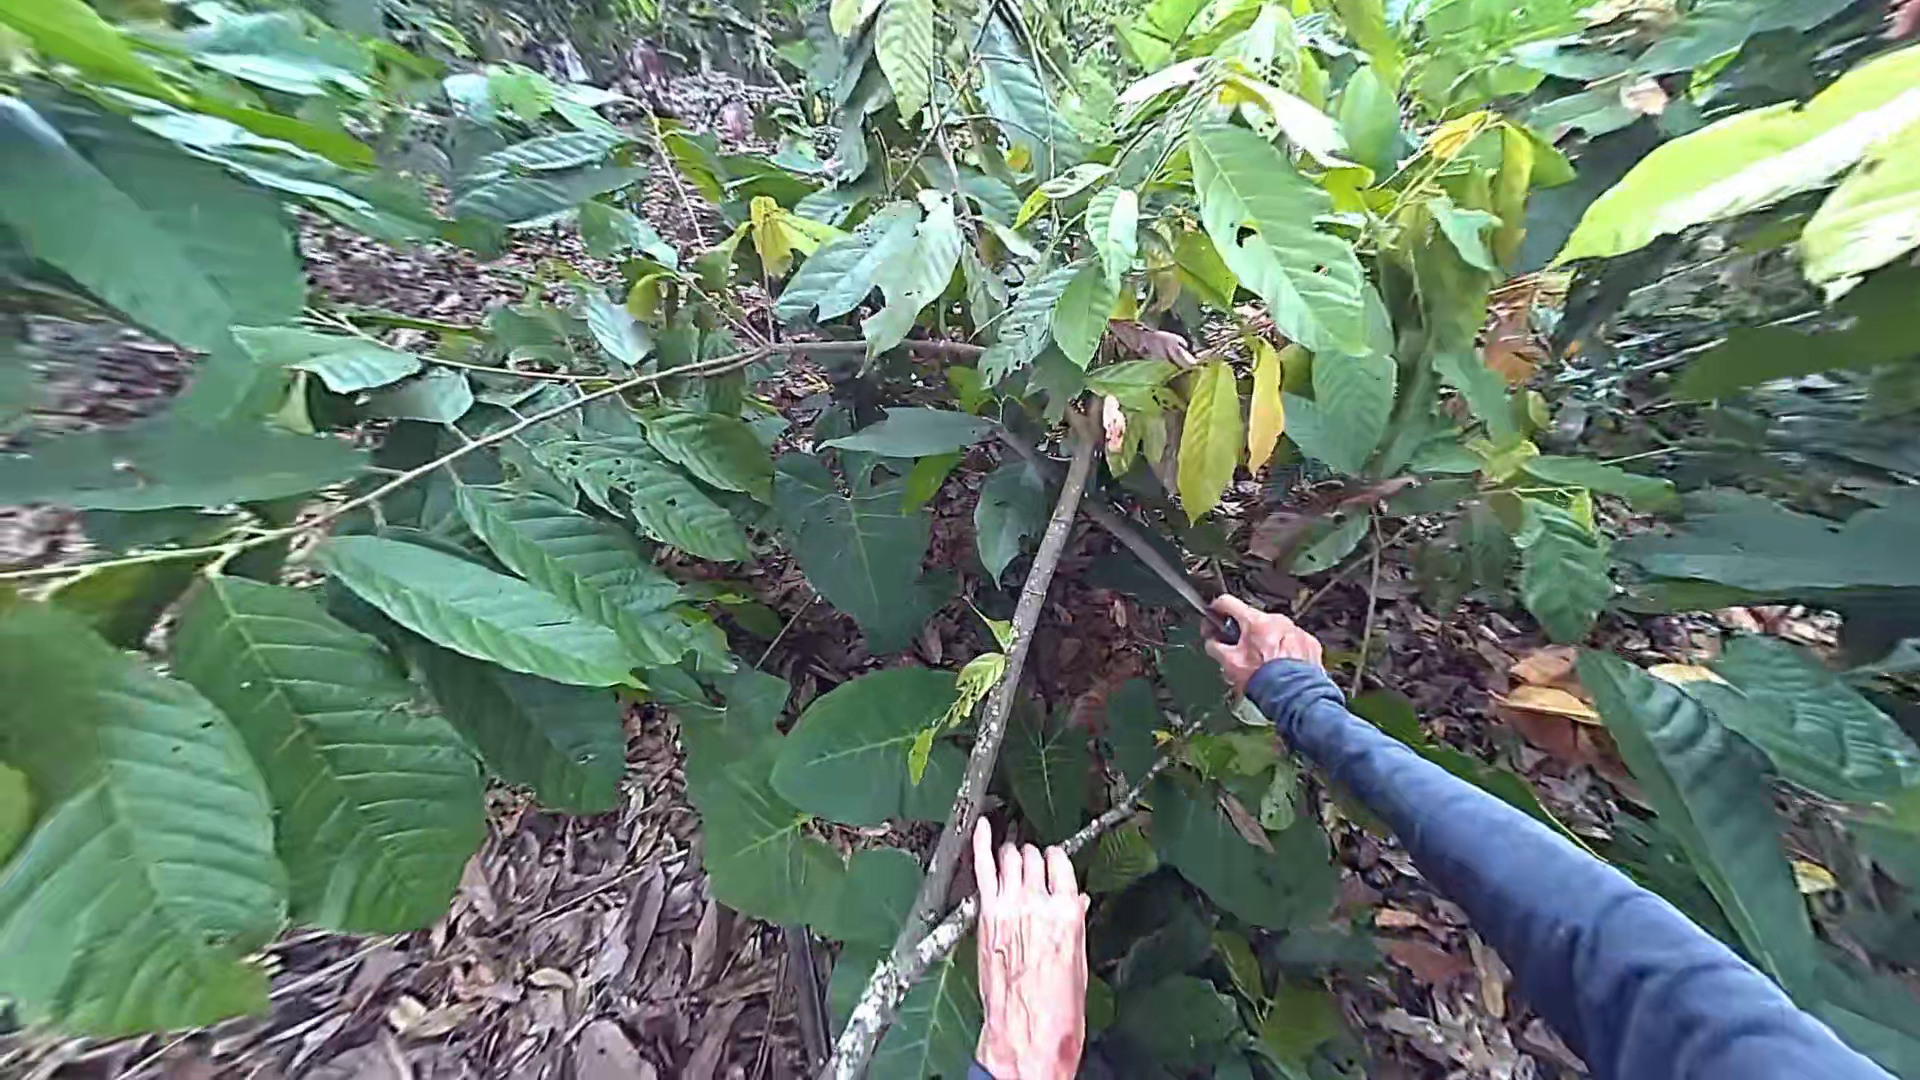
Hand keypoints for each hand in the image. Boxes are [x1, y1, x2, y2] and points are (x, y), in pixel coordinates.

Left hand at [973, 818, 1087, 1079]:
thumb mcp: (1079, 966)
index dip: (1056, 861)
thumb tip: (1076, 900)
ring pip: (1011, 854)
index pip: (1061, 863)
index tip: (1054, 863)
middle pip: (1034, 855)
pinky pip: (983, 866)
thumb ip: (1074, 923)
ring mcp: (1009, 904)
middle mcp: (1038, 903)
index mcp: (1066, 914)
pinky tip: (983, 826)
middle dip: (1034, 858)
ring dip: (1013, 854)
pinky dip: (982, 842)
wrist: (1024, 1041)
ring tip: (1013, 859)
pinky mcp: (987, 912)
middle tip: (1032, 869)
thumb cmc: (1056, 1014)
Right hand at [1204, 595, 1323, 692]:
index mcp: (1256, 622)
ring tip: (1262, 662)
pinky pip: (1291, 640)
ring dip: (1265, 641)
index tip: (1214, 616)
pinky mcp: (1309, 643)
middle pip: (1252, 619)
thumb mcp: (1229, 664)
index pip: (1227, 602)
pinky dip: (1284, 649)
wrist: (1297, 698)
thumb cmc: (1266, 682)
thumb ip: (1215, 646)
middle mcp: (1277, 622)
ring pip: (1273, 629)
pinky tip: (1279, 665)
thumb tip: (1212, 642)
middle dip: (1243, 633)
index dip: (1215, 609)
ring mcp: (1295, 631)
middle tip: (1239, 651)